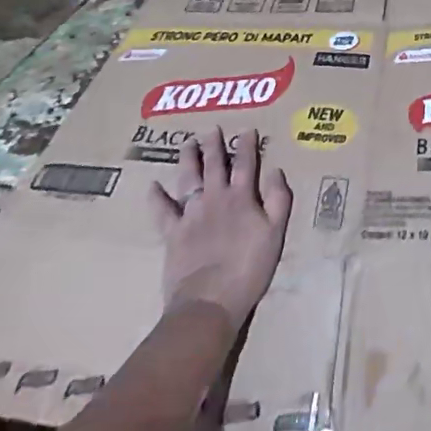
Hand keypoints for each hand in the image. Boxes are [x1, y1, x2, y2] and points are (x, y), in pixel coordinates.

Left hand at [145, 126, 293, 330]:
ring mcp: (191, 215)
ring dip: (188, 159)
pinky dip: (156, 198)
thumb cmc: (249, 268)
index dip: (247, 145)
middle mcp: (215, 199)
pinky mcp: (172, 234)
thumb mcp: (275, 233)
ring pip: (188, 179)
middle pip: (214, 165)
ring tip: (187, 144)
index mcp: (242, 198)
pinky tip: (152, 186)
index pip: (246, 164)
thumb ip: (278, 200)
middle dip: (214, 145)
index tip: (247, 129)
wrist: (209, 301)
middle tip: (211, 129)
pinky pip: (162, 211)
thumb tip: (276, 170)